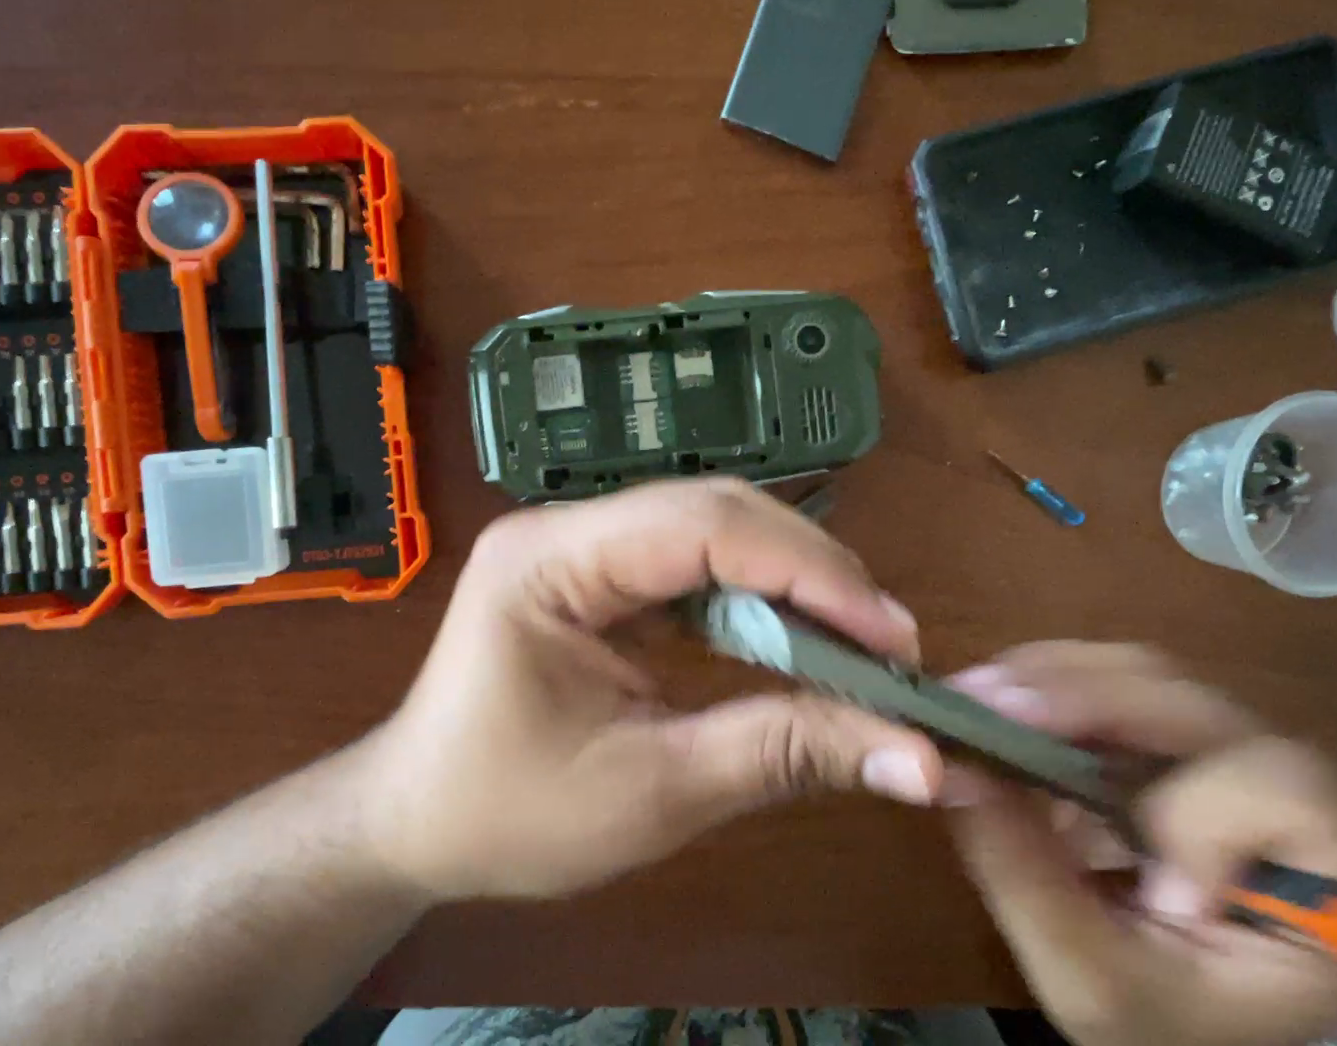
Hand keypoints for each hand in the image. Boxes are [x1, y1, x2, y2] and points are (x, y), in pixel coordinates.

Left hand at [357, 478, 953, 900]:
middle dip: (810, 572)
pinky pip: (691, 566)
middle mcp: (562, 529)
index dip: (810, 572)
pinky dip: (753, 600)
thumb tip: (920, 759)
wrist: (416, 823)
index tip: (892, 638)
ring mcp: (576, 546)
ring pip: (710, 531)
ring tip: (859, 643)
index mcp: (549, 561)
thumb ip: (781, 754)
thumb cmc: (507, 817)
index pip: (702, 527)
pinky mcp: (594, 576)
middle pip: (712, 512)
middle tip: (889, 645)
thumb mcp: (651, 793)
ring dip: (790, 582)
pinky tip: (796, 640)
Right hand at [943, 643, 1336, 1045]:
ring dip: (1054, 679)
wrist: (1179, 1020)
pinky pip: (1115, 686)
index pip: (1284, 791)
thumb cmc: (1163, 1023)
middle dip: (1083, 698)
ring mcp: (1230, 755)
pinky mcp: (1172, 743)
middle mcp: (1297, 792)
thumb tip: (951, 768)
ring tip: (975, 697)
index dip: (1198, 814)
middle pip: (1198, 707)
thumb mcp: (1096, 983)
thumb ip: (1027, 880)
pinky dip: (1049, 686)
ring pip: (1150, 678)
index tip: (1145, 886)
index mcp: (1334, 877)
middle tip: (983, 703)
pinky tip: (998, 704)